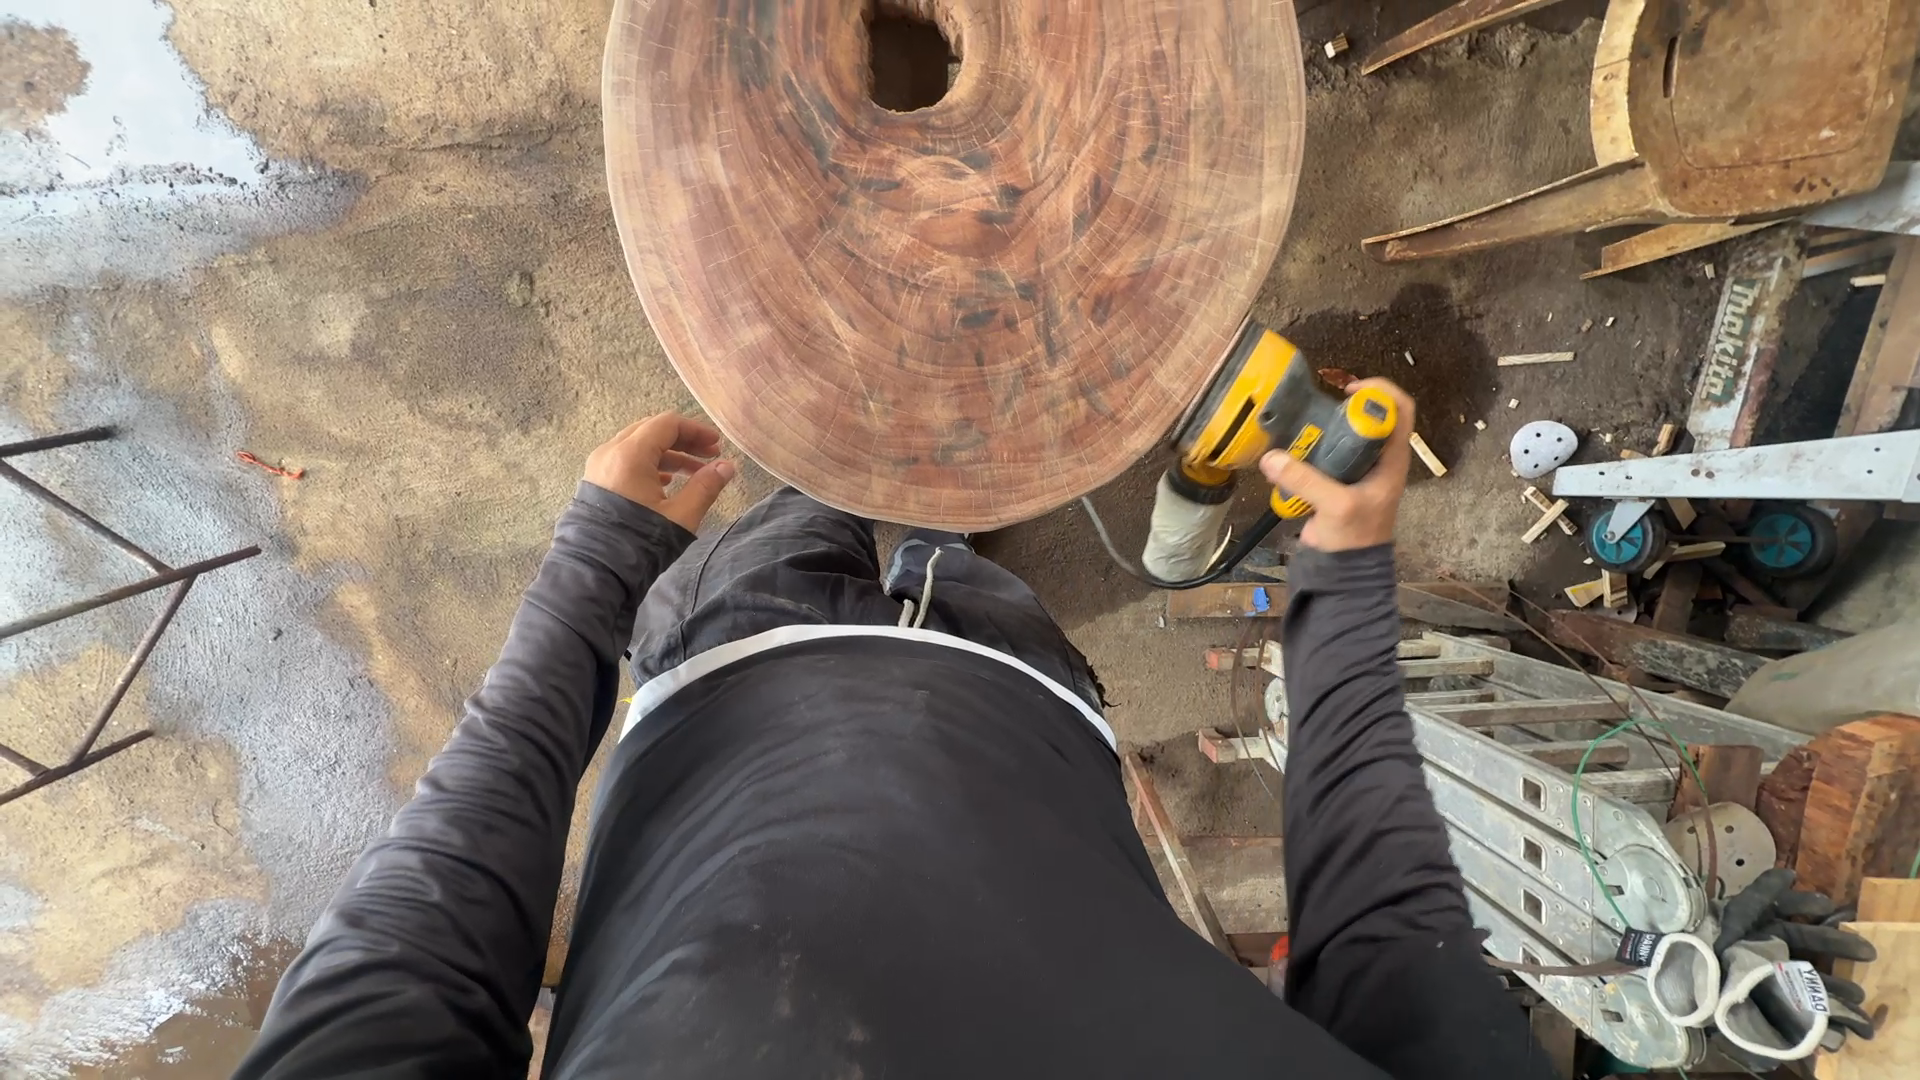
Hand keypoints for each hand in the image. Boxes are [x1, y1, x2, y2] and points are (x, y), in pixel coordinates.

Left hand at [583, 413, 736, 531]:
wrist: (597, 570)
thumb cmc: (641, 541)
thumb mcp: (681, 515)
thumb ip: (706, 486)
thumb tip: (728, 466)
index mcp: (630, 455)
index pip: (667, 424)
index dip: (696, 430)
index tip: (718, 445)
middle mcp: (610, 452)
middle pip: (652, 430)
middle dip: (684, 440)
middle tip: (710, 456)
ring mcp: (599, 466)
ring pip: (639, 445)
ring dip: (670, 454)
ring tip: (695, 471)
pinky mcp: (596, 481)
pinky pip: (626, 460)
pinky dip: (651, 464)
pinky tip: (668, 482)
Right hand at [1259, 378, 1414, 551]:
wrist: (1344, 566)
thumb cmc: (1354, 535)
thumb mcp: (1335, 506)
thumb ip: (1306, 481)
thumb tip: (1271, 458)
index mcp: (1391, 458)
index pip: (1399, 410)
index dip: (1379, 392)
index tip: (1348, 391)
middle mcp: (1375, 457)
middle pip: (1365, 417)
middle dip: (1340, 408)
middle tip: (1315, 409)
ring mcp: (1353, 468)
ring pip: (1339, 435)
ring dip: (1319, 429)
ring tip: (1298, 427)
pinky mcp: (1331, 478)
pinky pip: (1319, 454)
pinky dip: (1304, 448)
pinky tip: (1289, 450)